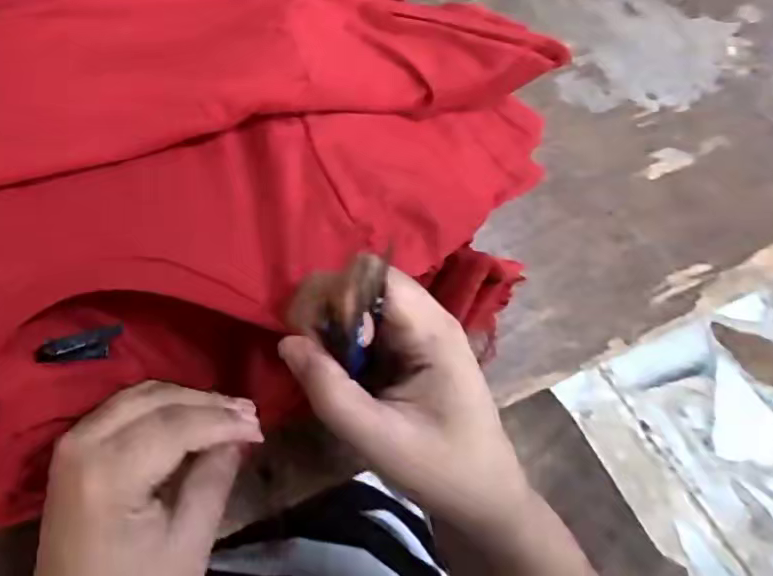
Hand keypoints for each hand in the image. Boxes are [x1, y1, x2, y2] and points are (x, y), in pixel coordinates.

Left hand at [35, 381, 262, 575]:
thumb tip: (239, 433)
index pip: (172, 424)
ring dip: (183, 398)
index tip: (258, 421)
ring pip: (137, 395)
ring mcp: (73, 438)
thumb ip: (212, 482)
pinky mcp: (72, 443)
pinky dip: (157, 406)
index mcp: (108, 471)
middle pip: (153, 399)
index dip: (219, 419)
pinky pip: (120, 406)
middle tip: (247, 411)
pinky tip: (189, 414)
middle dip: (204, 402)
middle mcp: (84, 439)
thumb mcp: (185, 547)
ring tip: (226, 410)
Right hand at [277, 266, 530, 526]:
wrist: (485, 500)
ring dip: (331, 323)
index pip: (370, 272)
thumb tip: (287, 342)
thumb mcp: (379, 439)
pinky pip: (360, 316)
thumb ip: (330, 390)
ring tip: (332, 366)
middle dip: (327, 309)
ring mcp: (414, 325)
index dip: (338, 296)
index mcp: (429, 328)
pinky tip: (344, 370)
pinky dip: (340, 335)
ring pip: (355, 295)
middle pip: (358, 278)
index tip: (329, 343)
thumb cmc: (440, 470)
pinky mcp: (403, 340)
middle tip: (321, 356)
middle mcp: (423, 314)